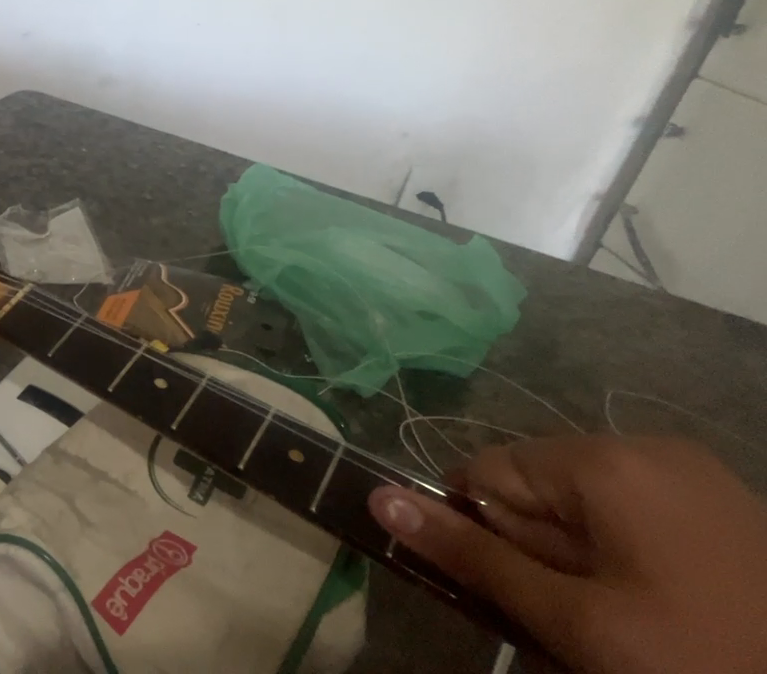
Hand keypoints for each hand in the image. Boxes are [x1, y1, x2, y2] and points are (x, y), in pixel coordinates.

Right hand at [370, 435, 766, 673]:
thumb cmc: (701, 660)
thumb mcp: (575, 621)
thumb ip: (471, 554)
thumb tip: (375, 498)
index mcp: (605, 460)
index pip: (483, 475)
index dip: (488, 535)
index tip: (534, 596)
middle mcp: (646, 449)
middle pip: (534, 492)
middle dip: (543, 556)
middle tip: (590, 622)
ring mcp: (696, 478)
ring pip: (581, 513)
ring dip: (581, 568)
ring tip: (629, 624)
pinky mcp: (726, 509)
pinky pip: (633, 521)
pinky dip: (627, 567)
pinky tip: (664, 614)